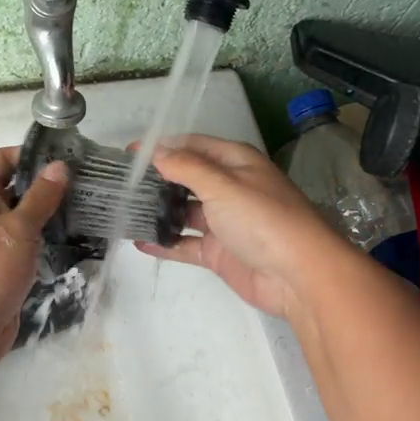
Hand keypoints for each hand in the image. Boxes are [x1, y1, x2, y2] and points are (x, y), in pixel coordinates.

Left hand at [0, 147, 68, 374]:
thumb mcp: (18, 229)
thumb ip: (41, 197)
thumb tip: (59, 166)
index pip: (2, 159)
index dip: (30, 154)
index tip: (65, 157)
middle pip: (14, 187)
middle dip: (46, 183)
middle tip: (85, 182)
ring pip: (23, 216)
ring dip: (49, 212)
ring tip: (86, 206)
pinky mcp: (3, 266)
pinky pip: (26, 242)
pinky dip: (45, 237)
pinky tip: (73, 236)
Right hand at [136, 134, 355, 317]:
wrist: (298, 274)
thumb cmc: (263, 219)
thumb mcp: (223, 185)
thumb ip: (186, 167)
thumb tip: (156, 152)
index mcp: (236, 162)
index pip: (193, 146)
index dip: (162, 146)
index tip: (128, 153)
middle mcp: (229, 188)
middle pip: (186, 178)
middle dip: (157, 179)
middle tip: (120, 182)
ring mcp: (224, 222)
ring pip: (183, 212)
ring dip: (158, 211)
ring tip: (124, 209)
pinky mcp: (219, 252)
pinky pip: (185, 244)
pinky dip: (164, 243)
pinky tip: (138, 241)